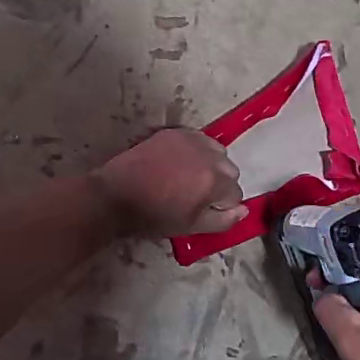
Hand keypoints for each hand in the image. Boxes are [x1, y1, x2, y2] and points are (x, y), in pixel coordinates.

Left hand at [91, 128, 246, 238]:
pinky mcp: (174, 133)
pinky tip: (181, 162)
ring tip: (190, 177)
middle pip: (230, 170)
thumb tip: (244, 209)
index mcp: (214, 181)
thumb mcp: (191, 227)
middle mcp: (208, 156)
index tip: (204, 210)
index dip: (222, 206)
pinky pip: (199, 139)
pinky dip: (197, 150)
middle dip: (220, 183)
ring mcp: (191, 141)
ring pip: (218, 152)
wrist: (115, 196)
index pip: (236, 194)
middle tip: (197, 195)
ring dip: (211, 164)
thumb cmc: (154, 216)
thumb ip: (224, 220)